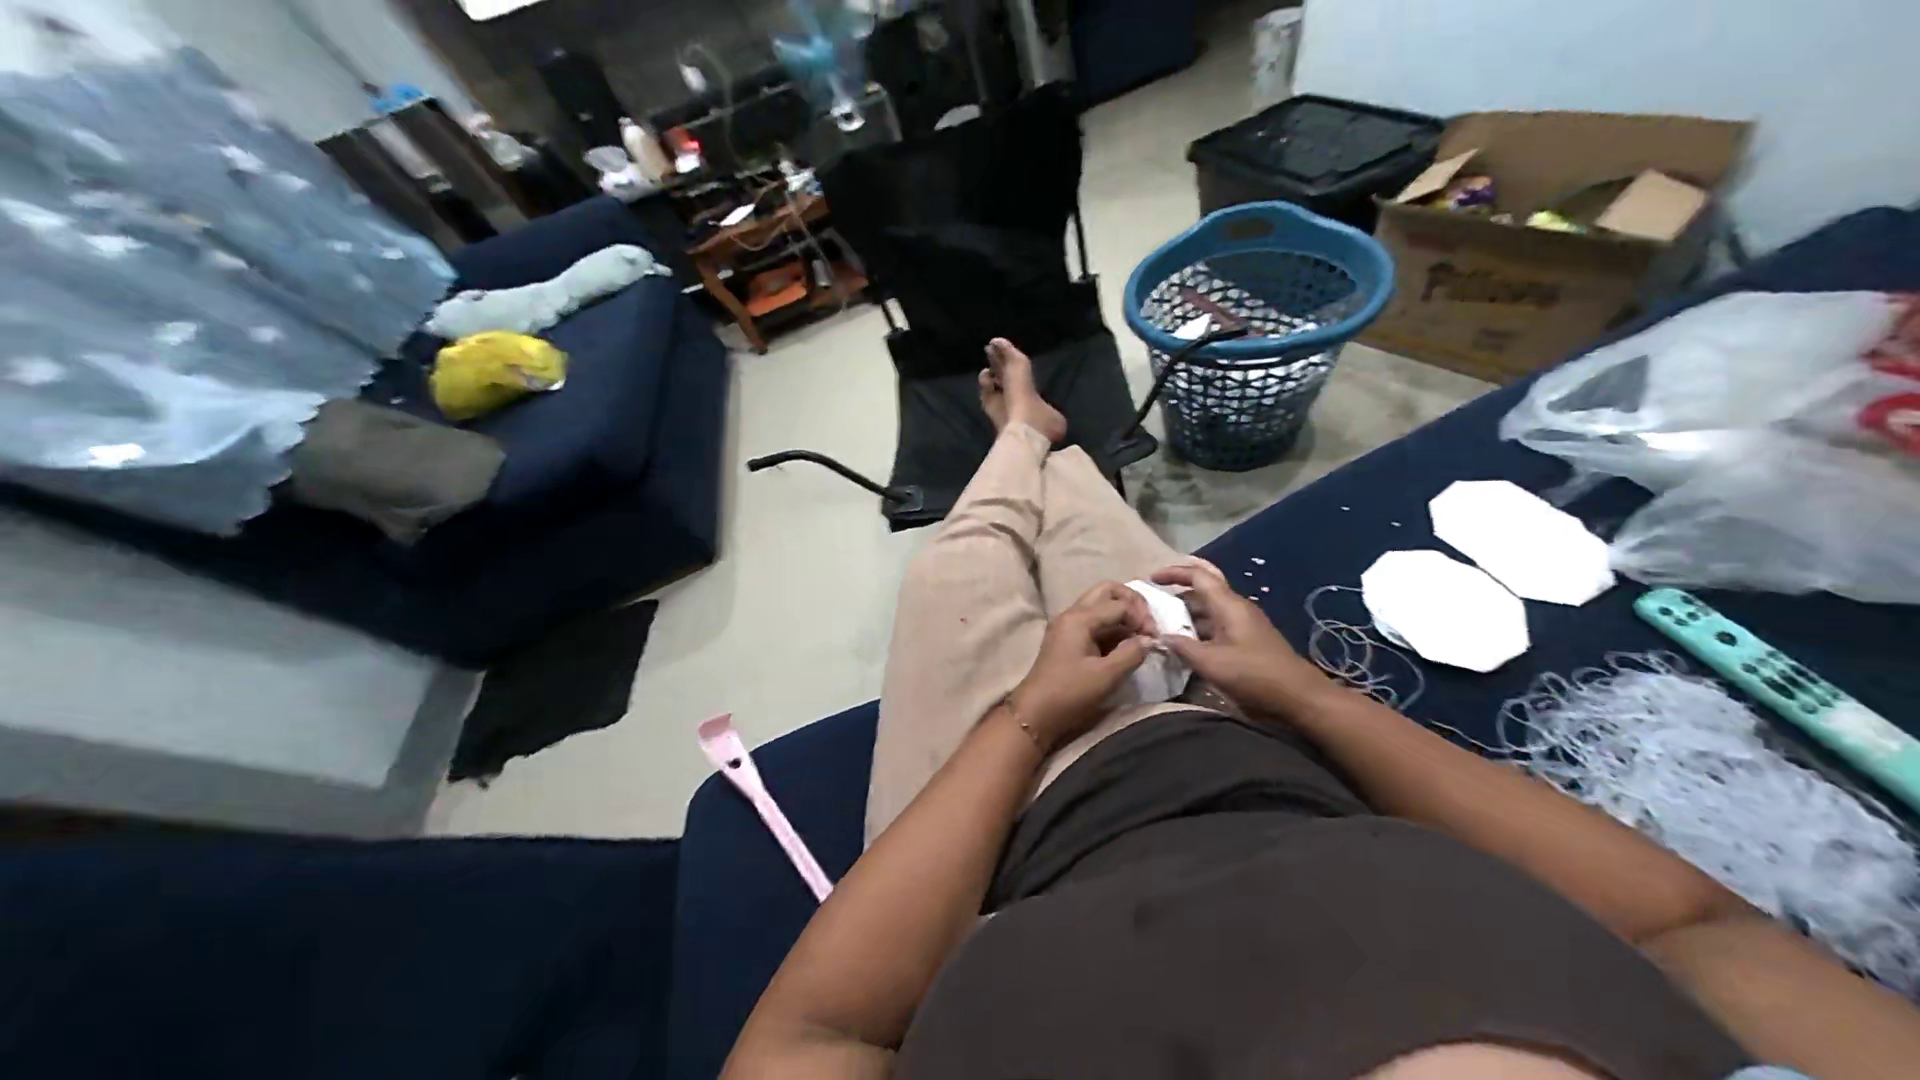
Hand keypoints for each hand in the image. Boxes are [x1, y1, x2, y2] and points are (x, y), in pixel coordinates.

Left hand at [1006, 582, 1154, 750]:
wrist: (1035, 712)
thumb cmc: (1070, 693)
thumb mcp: (1107, 676)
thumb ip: (1132, 653)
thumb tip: (1149, 640)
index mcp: (1079, 618)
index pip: (1119, 604)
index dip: (1142, 618)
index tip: (1155, 639)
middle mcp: (1072, 614)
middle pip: (1107, 591)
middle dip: (1131, 603)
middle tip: (1147, 625)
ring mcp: (1068, 625)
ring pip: (1100, 605)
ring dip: (1122, 615)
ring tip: (1140, 637)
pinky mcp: (1068, 638)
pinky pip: (1094, 622)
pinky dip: (1112, 627)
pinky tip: (1125, 645)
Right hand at [1150, 564, 1328, 714]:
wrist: (1298, 697)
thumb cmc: (1253, 675)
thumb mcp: (1210, 663)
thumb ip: (1182, 647)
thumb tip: (1161, 636)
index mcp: (1229, 605)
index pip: (1198, 575)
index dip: (1173, 573)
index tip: (1151, 580)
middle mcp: (1237, 608)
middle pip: (1205, 587)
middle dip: (1179, 588)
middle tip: (1157, 597)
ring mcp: (1244, 623)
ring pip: (1210, 608)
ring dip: (1187, 612)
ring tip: (1163, 623)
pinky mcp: (1247, 639)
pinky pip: (1217, 624)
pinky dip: (1198, 627)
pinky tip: (1185, 642)